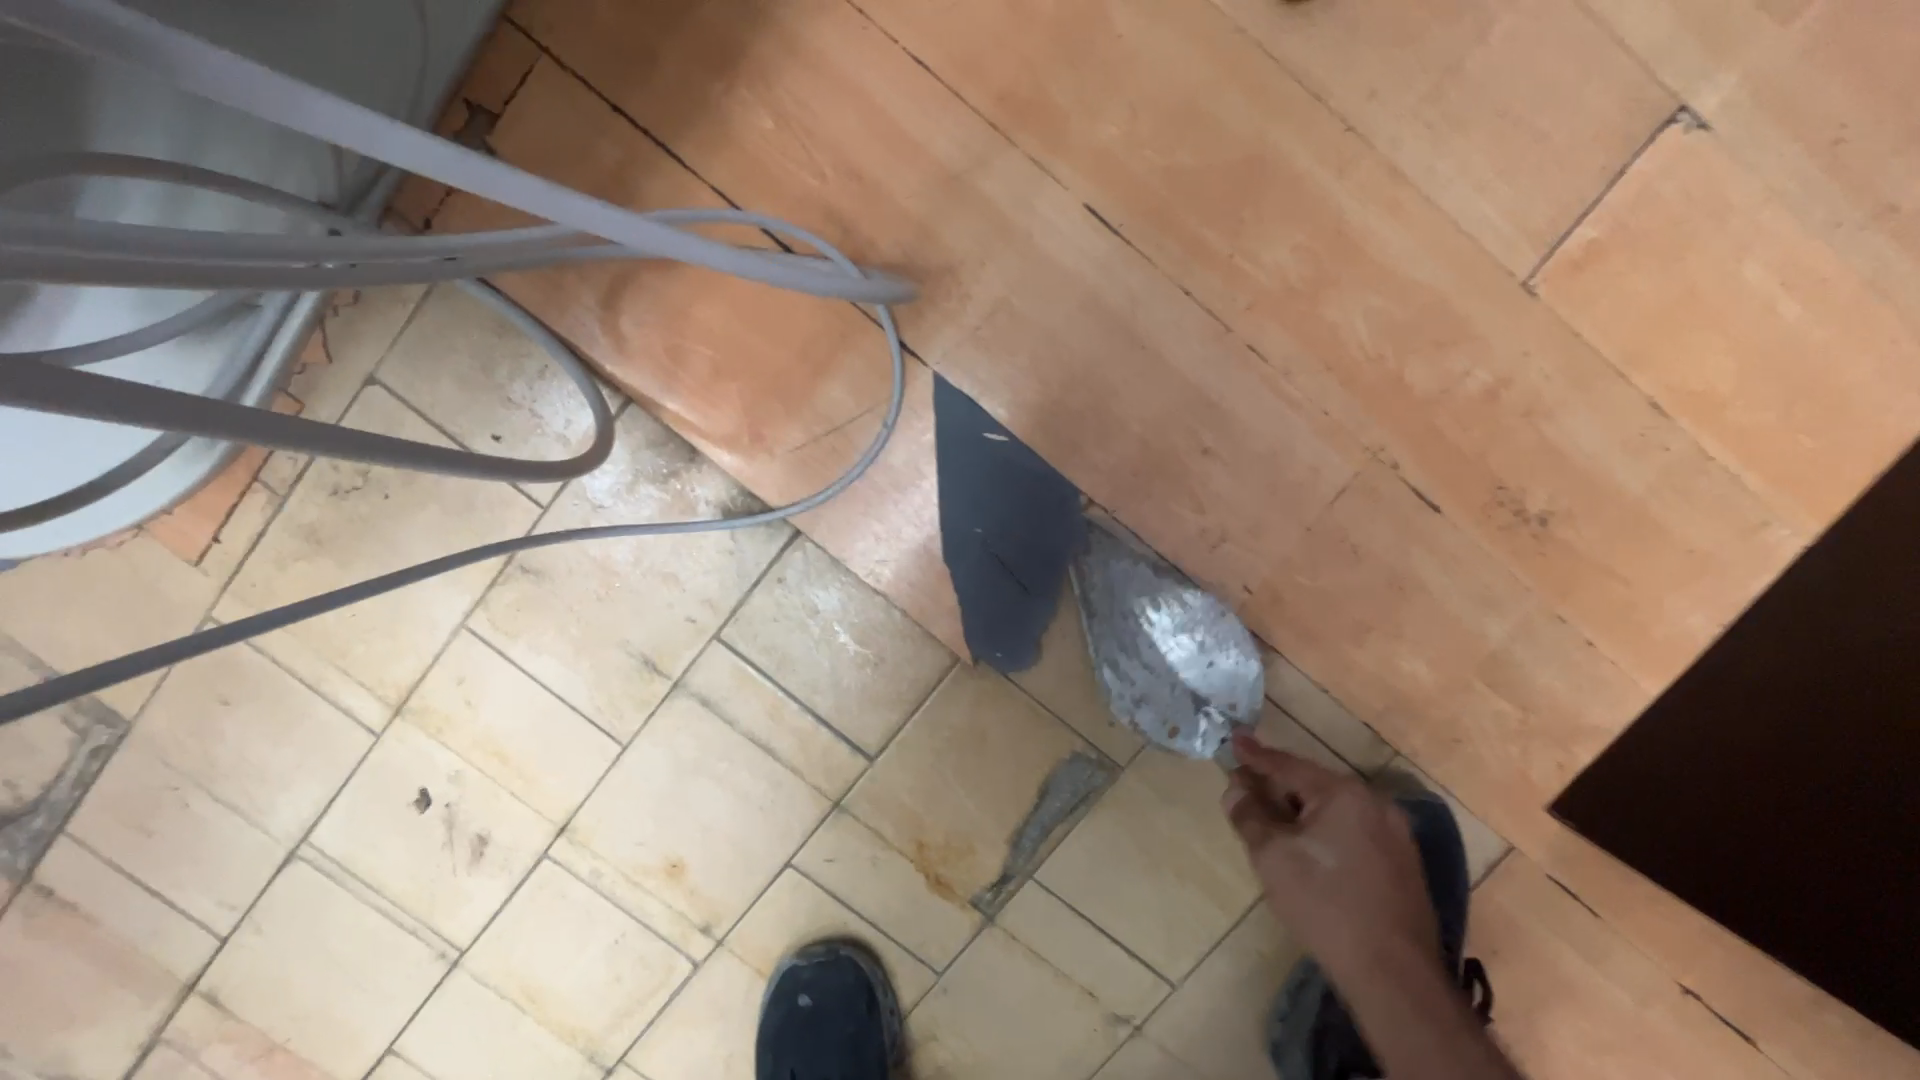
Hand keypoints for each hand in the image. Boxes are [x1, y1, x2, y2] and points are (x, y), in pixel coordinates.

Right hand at [1220, 730, 1438, 981]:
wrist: (1393, 971)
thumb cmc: (1324, 904)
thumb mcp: (1272, 856)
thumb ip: (1250, 816)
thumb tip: (1235, 789)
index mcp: (1344, 794)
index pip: (1289, 765)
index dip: (1256, 755)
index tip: (1235, 738)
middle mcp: (1376, 804)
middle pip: (1315, 786)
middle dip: (1279, 788)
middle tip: (1247, 790)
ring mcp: (1396, 835)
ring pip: (1337, 812)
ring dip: (1303, 814)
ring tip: (1275, 825)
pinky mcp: (1403, 865)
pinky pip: (1355, 833)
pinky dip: (1328, 834)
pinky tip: (1313, 854)